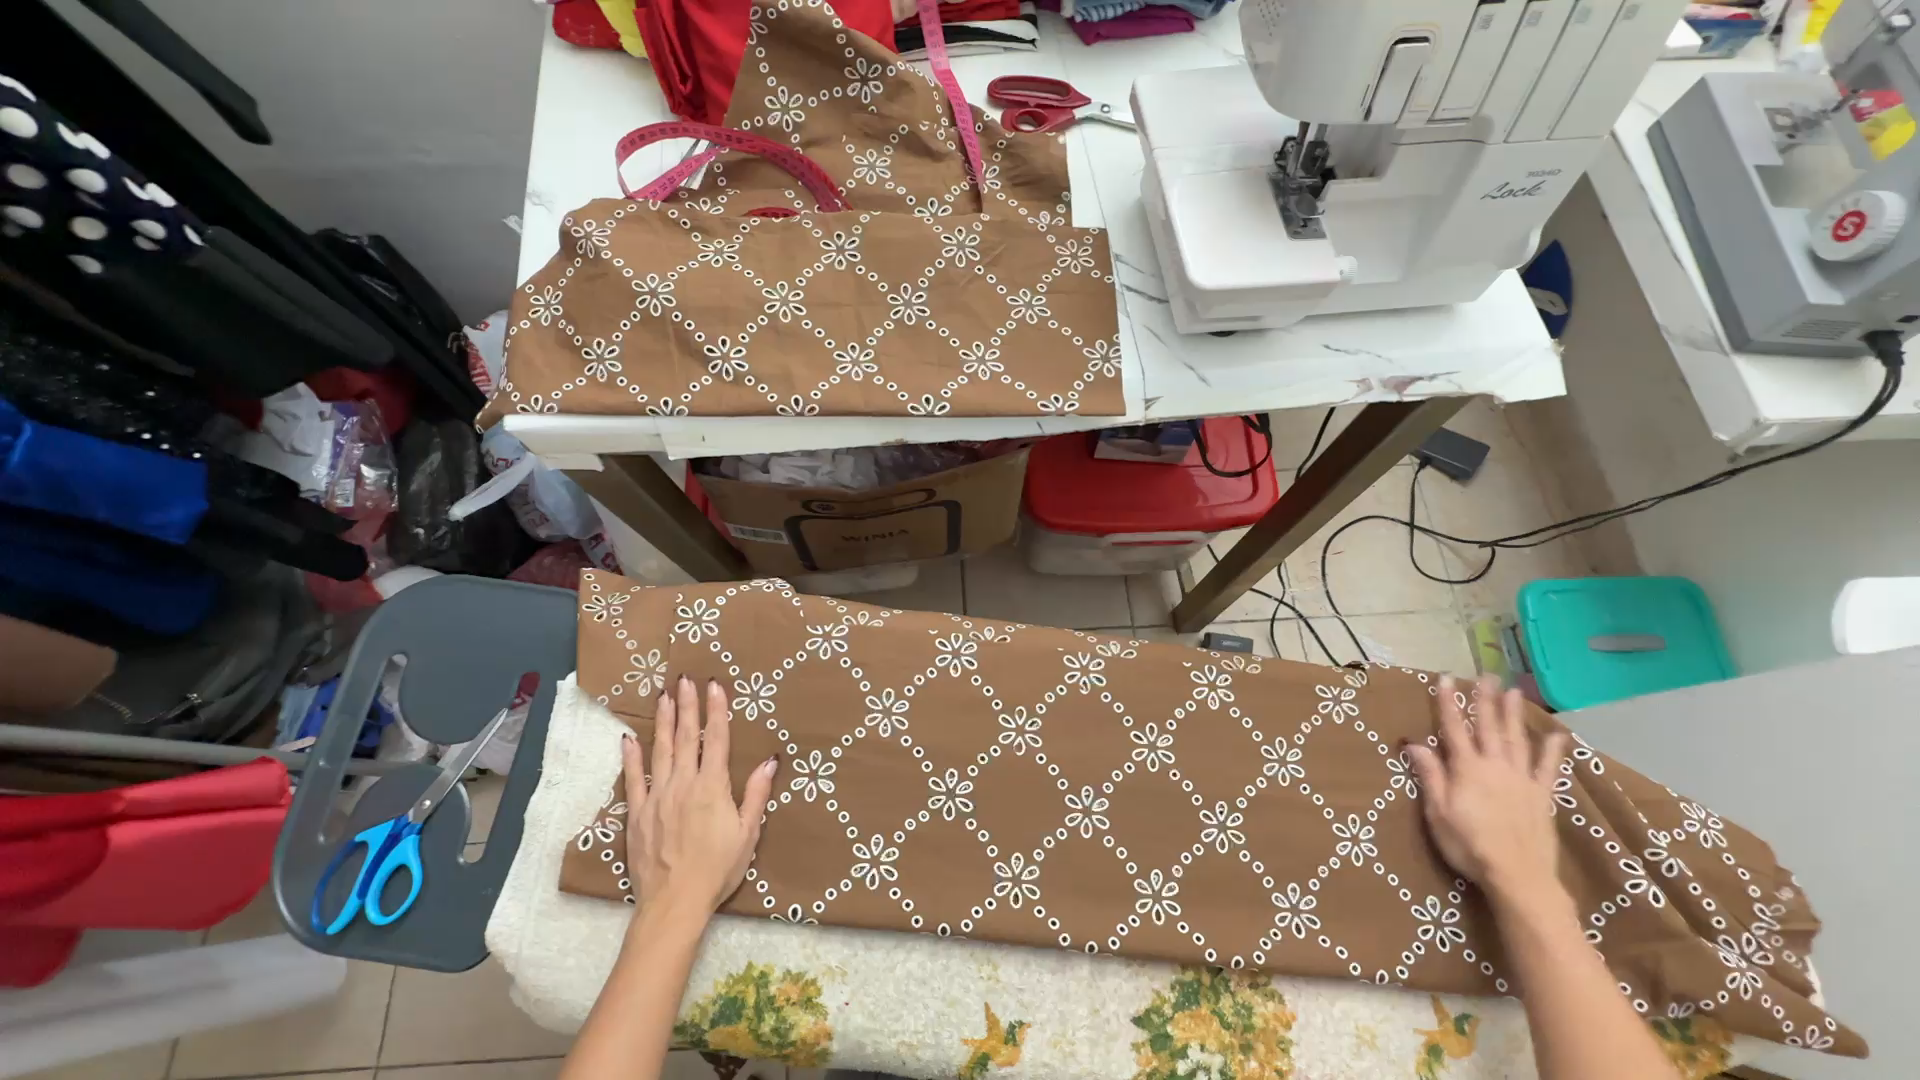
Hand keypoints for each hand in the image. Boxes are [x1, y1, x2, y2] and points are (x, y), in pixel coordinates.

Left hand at [621, 676, 777, 917]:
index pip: (716, 739)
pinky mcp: (638, 813)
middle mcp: (684, 784)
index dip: (717, 710)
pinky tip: (629, 738)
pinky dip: (631, 757)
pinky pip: (633, 779)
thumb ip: (756, 794)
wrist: (675, 901)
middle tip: (685, 679)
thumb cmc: (718, 869)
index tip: (715, 685)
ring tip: (663, 696)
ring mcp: (657, 797)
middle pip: (687, 737)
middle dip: (688, 706)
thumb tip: (770, 761)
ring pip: (661, 750)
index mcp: (712, 787)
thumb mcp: (748, 833)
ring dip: (663, 721)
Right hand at [1405, 675, 1567, 911]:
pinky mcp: (1542, 795)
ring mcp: (1522, 779)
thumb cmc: (1469, 844)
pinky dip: (1552, 750)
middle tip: (1485, 676)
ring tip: (1512, 691)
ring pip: (1516, 739)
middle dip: (1484, 700)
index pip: (1454, 729)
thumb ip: (1429, 775)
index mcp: (1467, 769)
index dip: (1449, 703)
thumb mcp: (1438, 812)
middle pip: (1488, 727)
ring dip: (1512, 714)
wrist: (1518, 875)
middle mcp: (1495, 766)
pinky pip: (1547, 768)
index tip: (1446, 679)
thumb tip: (1414, 743)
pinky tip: (1557, 735)